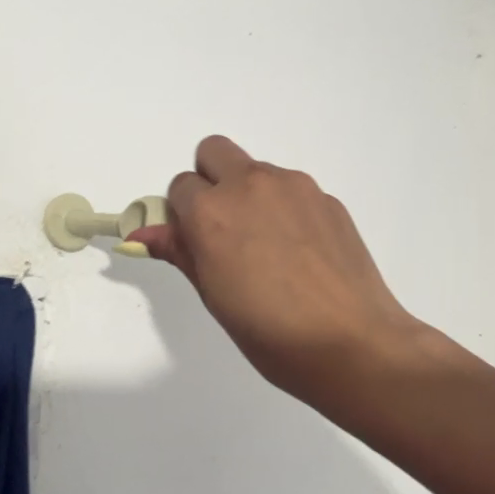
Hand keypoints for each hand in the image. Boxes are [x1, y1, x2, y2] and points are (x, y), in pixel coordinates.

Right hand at [129, 136, 426, 404]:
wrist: (351, 342)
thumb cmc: (270, 332)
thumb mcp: (214, 296)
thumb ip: (181, 251)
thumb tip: (143, 233)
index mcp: (212, 211)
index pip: (180, 187)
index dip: (183, 216)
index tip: (197, 245)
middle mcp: (251, 185)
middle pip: (214, 151)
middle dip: (210, 181)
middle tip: (224, 230)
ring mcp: (294, 187)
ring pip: (257, 170)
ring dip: (251, 196)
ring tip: (270, 251)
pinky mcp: (327, 199)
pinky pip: (292, 190)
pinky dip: (286, 210)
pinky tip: (301, 256)